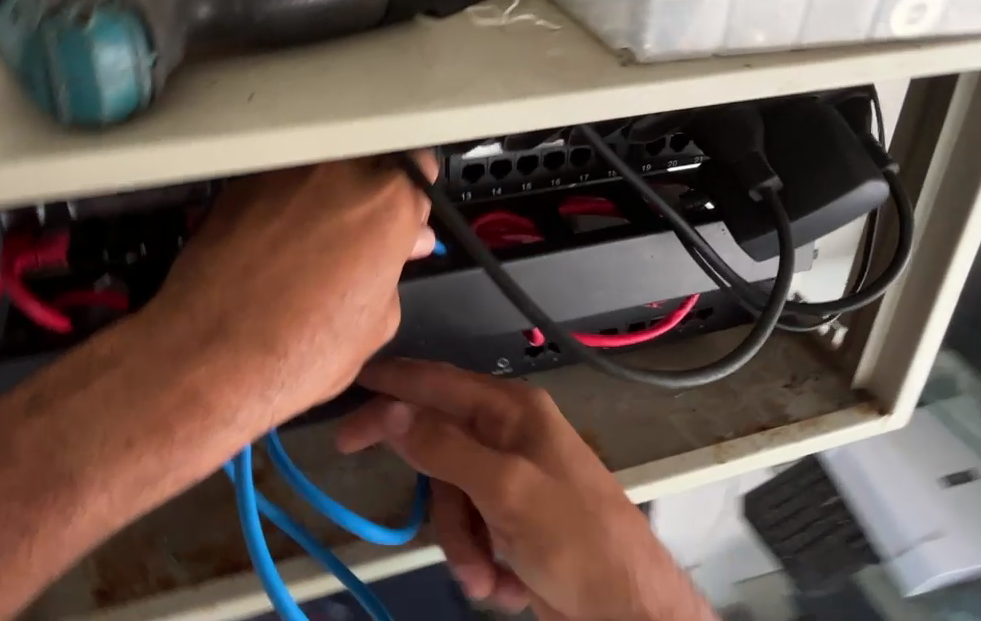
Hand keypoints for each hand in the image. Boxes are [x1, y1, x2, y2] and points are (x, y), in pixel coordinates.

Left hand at [143, 154, 436, 427]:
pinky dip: (286, 204)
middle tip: (363, 236)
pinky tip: (280, 244)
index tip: (406, 217)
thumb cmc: (291, 347)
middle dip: (372, 194)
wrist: (210, 355)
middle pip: (371, 163)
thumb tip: (396, 256)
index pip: (419, 171)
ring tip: (316, 246)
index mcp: (387, 201)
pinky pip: (281, 184)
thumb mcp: (377, 323)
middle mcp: (339, 172)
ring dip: (328, 197)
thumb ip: (395, 272)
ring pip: (324, 171)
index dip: (413, 200)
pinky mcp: (244, 183)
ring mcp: (288, 172)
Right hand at [337, 360, 711, 620]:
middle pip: (439, 446)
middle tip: (378, 481)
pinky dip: (479, 560)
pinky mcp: (513, 523)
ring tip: (485, 577)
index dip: (393, 383)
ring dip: (460, 544)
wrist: (629, 612)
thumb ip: (445, 447)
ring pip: (450, 499)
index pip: (439, 384)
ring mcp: (511, 481)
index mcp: (512, 411)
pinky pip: (471, 530)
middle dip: (435, 496)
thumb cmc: (576, 539)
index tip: (350, 383)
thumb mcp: (506, 491)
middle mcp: (509, 437)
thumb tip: (391, 408)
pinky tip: (504, 584)